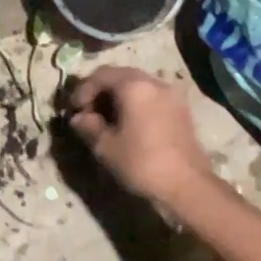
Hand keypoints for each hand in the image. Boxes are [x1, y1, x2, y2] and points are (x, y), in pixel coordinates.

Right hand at [66, 66, 215, 205]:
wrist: (187, 184)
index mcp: (133, 86)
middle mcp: (154, 82)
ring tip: (107, 119)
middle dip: (100, 91)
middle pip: (120, 75)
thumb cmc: (142, 163)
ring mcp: (171, 93)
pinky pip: (151, 95)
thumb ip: (88, 126)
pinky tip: (129, 123)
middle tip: (88, 113)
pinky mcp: (181, 107)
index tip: (74, 111)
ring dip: (118, 96)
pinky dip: (136, 102)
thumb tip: (78, 118)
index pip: (100, 75)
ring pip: (137, 84)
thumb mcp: (106, 147)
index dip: (82, 90)